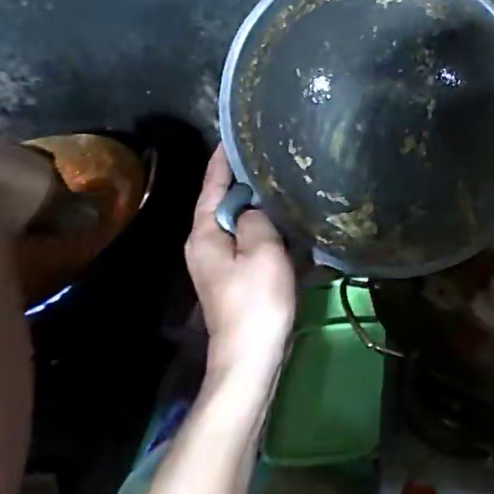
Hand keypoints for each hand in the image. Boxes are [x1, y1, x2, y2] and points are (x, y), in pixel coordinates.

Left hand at [188, 146, 296, 378]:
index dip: (223, 160)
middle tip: (270, 154)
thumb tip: (255, 206)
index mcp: (204, 234)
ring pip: (239, 223)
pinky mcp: (236, 278)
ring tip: (282, 181)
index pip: (212, 185)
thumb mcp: (262, 250)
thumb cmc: (256, 300)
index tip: (236, 136)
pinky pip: (250, 242)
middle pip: (224, 202)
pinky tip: (288, 223)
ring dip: (258, 205)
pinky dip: (266, 229)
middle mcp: (205, 245)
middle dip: (244, 180)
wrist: (251, 357)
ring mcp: (219, 264)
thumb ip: (257, 218)